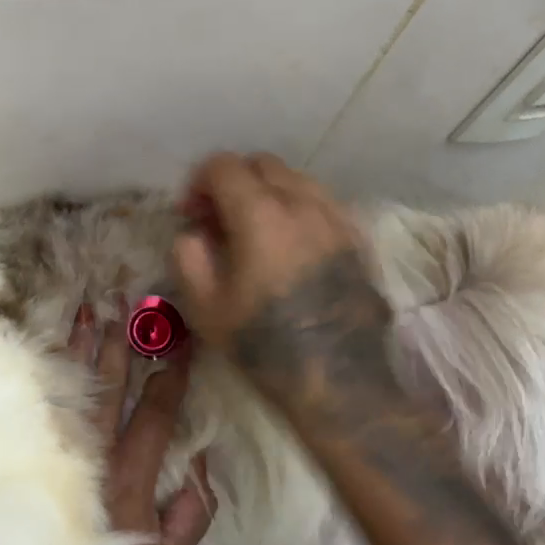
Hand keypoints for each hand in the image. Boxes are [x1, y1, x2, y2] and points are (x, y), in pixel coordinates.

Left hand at [66, 303, 214, 544]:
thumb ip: (195, 508)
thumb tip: (202, 455)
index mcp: (131, 481)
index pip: (155, 415)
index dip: (172, 376)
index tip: (183, 341)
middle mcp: (93, 460)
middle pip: (109, 390)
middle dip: (121, 344)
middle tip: (127, 302)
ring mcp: (58, 455)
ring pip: (74, 391)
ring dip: (83, 348)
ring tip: (89, 309)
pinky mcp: (31, 457)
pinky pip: (44, 406)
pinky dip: (49, 374)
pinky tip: (53, 345)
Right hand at [169, 152, 395, 416]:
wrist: (338, 380)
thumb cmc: (263, 344)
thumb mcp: (204, 307)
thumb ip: (187, 256)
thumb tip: (193, 233)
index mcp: (259, 214)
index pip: (223, 166)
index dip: (198, 182)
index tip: (191, 214)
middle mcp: (301, 203)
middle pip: (262, 163)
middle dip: (234, 181)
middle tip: (220, 220)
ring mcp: (335, 218)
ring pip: (296, 179)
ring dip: (268, 192)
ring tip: (257, 231)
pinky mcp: (357, 238)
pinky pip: (323, 203)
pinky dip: (299, 209)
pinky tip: (292, 245)